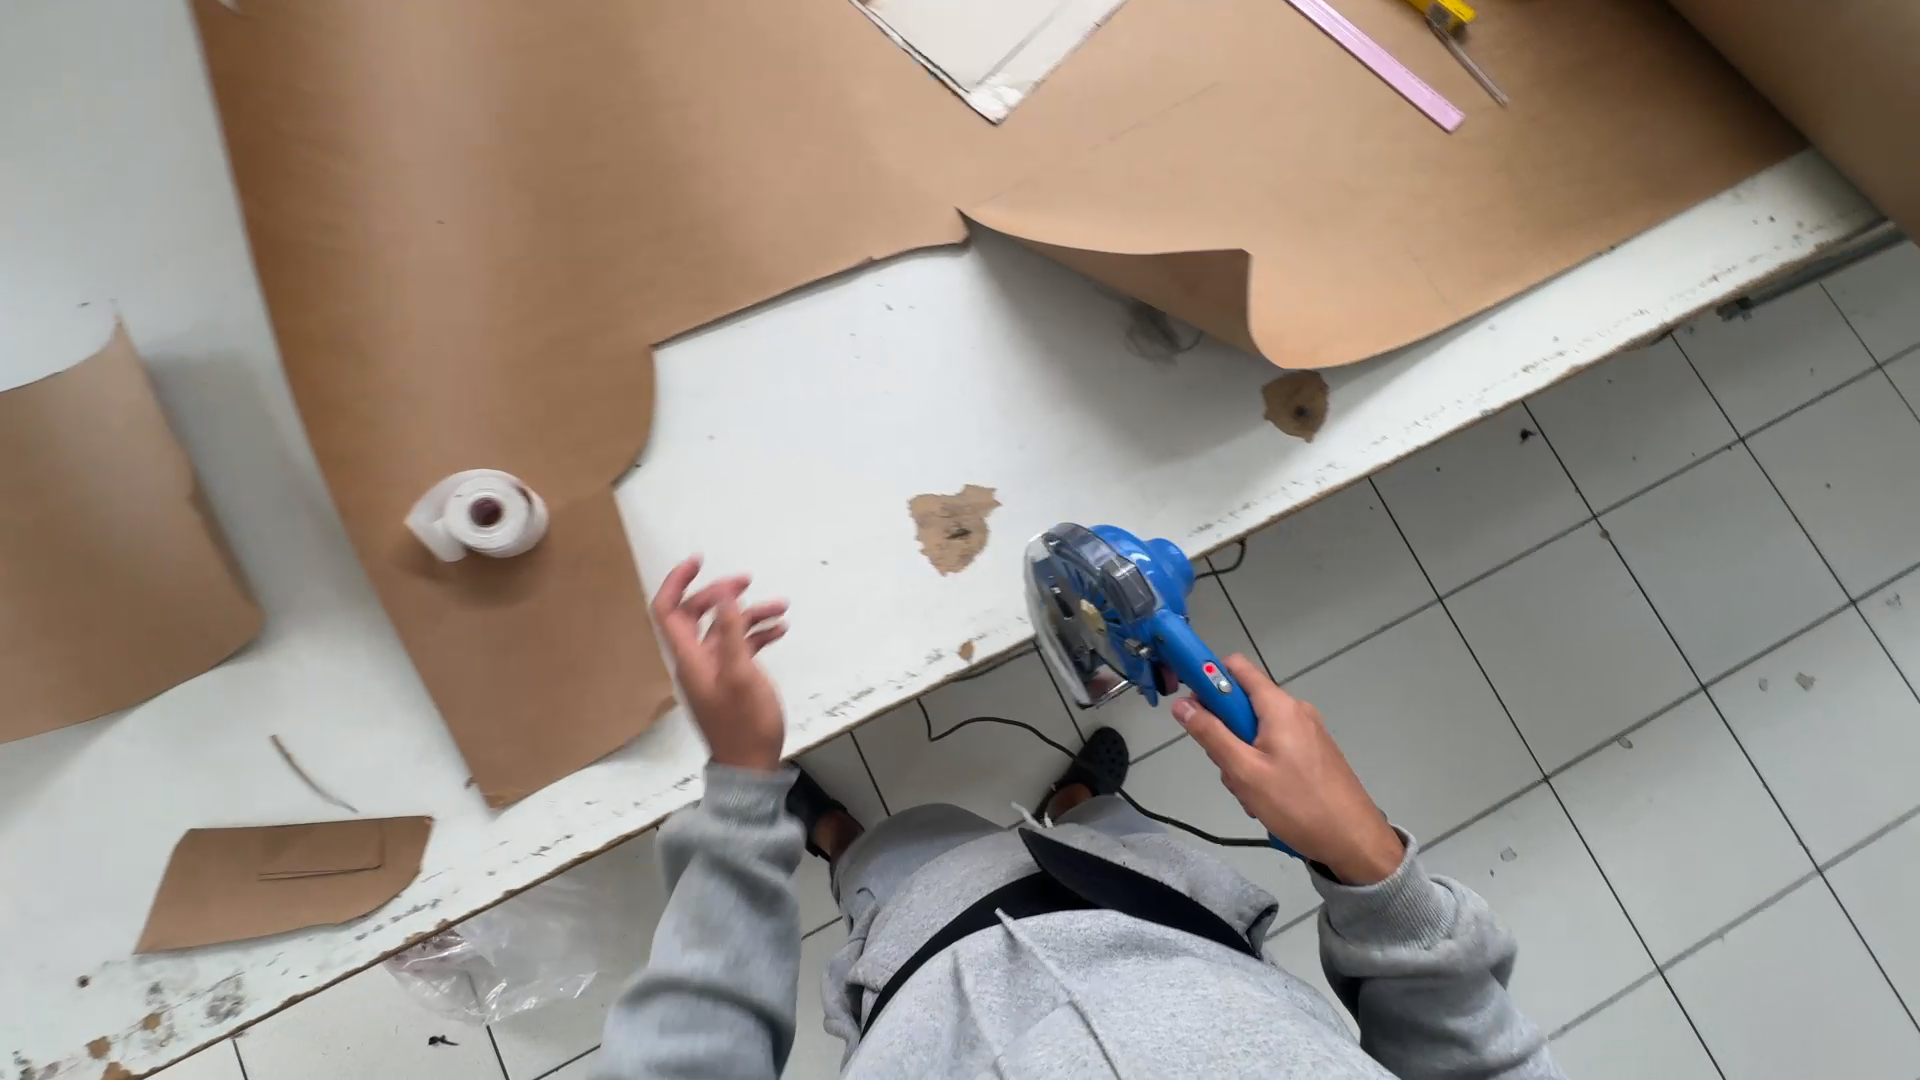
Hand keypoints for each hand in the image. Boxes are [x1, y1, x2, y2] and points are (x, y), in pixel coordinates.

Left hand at [651, 555, 790, 771]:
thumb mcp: (740, 673)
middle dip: (723, 594)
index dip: (678, 582)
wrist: (751, 766)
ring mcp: (715, 670)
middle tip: (749, 581)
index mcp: (690, 658)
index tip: (701, 561)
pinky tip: (780, 630)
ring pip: (727, 628)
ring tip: (781, 608)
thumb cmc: (744, 722)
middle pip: (698, 614)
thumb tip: (723, 592)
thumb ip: (731, 630)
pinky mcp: (733, 679)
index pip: (668, 610)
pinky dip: (758, 634)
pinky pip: (741, 646)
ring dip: (750, 614)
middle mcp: (697, 660)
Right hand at [1173, 655, 1403, 884]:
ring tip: (1250, 791)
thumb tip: (1181, 704)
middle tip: (1227, 766)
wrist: (1357, 844)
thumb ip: (1210, 734)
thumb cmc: (1298, 804)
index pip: (1235, 667)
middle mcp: (1294, 710)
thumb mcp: (1244, 771)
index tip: (1190, 705)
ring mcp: (1307, 732)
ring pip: (1255, 730)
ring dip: (1241, 756)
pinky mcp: (1314, 753)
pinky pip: (1273, 746)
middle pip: (1241, 703)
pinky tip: (1265, 796)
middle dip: (1224, 732)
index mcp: (1279, 706)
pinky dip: (1261, 765)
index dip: (1207, 678)